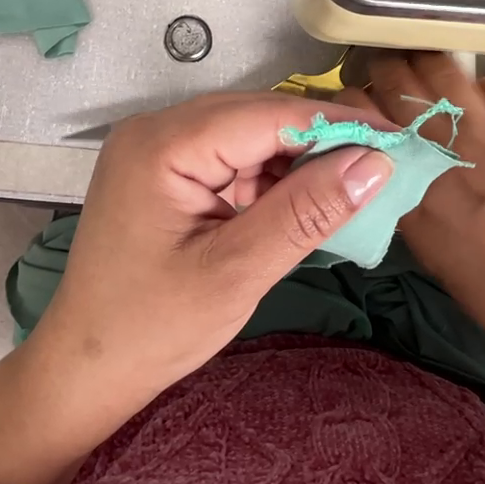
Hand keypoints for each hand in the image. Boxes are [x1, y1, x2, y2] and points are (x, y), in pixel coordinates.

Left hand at [28, 93, 394, 415]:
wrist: (86, 368)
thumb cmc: (153, 328)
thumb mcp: (237, 271)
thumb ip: (305, 211)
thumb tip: (374, 163)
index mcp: (162, 145)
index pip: (266, 115)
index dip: (336, 122)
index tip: (398, 140)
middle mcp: (154, 130)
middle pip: (255, 116)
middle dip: (320, 138)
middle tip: (381, 165)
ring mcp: (155, 150)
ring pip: (245, 135)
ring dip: (295, 159)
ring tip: (348, 188)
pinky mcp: (162, 172)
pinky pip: (227, 159)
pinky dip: (267, 177)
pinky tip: (298, 201)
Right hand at [336, 52, 484, 372]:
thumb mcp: (427, 248)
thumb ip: (404, 195)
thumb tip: (391, 159)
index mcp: (408, 191)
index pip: (362, 118)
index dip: (352, 101)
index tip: (355, 104)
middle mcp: (441, 154)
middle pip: (397, 79)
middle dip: (383, 68)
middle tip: (384, 73)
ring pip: (441, 67)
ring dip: (424, 62)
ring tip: (422, 69)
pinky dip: (477, 84)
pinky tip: (476, 100)